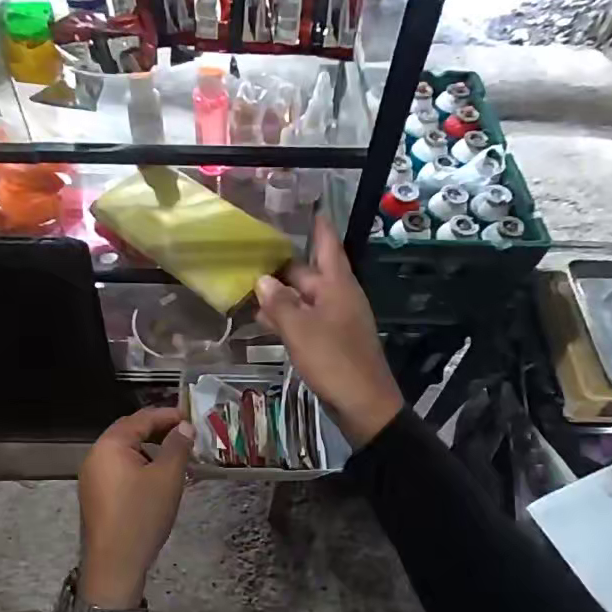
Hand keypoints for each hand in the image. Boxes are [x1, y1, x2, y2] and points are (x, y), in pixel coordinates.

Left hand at [77, 407, 193, 608]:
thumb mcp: (167, 477)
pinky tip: (161, 480)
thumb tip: (184, 427)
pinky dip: (142, 467)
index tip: (193, 419)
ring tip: (179, 459)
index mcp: (110, 445)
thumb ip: (177, 446)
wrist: (114, 564)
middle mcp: (96, 455)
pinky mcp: (97, 495)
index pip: (142, 418)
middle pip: (131, 432)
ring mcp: (93, 477)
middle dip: (160, 432)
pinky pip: (121, 470)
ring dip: (152, 450)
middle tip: (188, 436)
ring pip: (127, 453)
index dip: (168, 415)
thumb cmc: (142, 515)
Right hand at [254, 211, 404, 446]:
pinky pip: (305, 321)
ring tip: (247, 282)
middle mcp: (339, 297)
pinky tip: (263, 320)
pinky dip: (286, 318)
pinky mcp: (331, 342)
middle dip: (282, 264)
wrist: (364, 406)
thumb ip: (279, 303)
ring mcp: (336, 320)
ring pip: (304, 298)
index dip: (316, 223)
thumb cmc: (335, 362)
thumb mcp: (301, 330)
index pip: (327, 243)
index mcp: (338, 285)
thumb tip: (262, 279)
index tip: (302, 205)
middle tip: (250, 251)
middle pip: (309, 272)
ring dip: (280, 293)